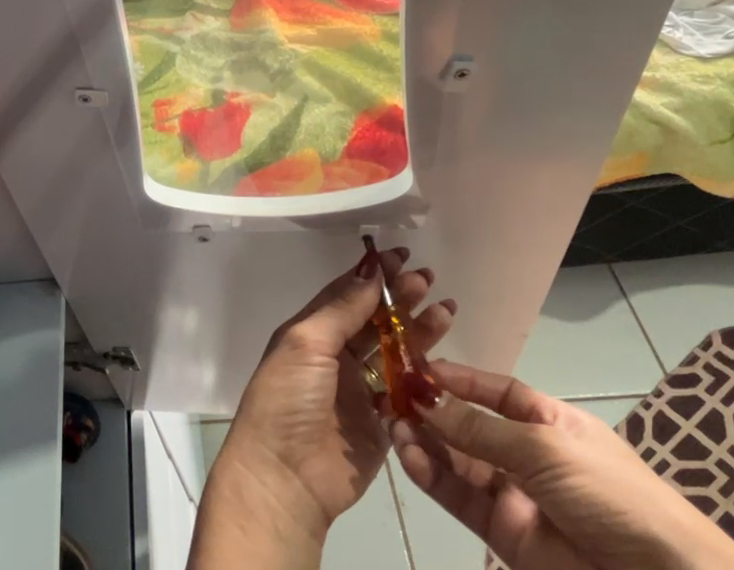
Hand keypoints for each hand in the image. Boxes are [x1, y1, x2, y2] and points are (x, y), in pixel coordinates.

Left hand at [190, 247, 455, 569]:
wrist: (285, 475)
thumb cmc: (286, 399)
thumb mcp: (306, 343)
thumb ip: (341, 308)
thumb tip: (369, 267)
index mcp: (309, 333)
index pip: (345, 295)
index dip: (372, 276)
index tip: (402, 256)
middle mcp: (334, 357)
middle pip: (374, 321)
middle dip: (401, 299)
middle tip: (430, 279)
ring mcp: (359, 391)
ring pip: (395, 353)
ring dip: (419, 331)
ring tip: (447, 309)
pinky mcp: (381, 424)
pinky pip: (407, 393)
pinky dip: (425, 376)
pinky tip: (446, 358)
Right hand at [392, 361, 733, 569]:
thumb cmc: (614, 496)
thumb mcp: (546, 449)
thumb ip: (480, 429)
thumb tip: (424, 399)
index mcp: (552, 423)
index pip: (496, 392)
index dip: (458, 379)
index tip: (415, 366)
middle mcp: (529, 454)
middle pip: (470, 425)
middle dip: (431, 410)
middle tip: (389, 395)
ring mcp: (515, 494)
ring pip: (457, 461)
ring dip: (424, 441)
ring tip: (393, 425)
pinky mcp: (503, 532)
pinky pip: (459, 497)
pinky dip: (430, 476)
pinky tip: (408, 457)